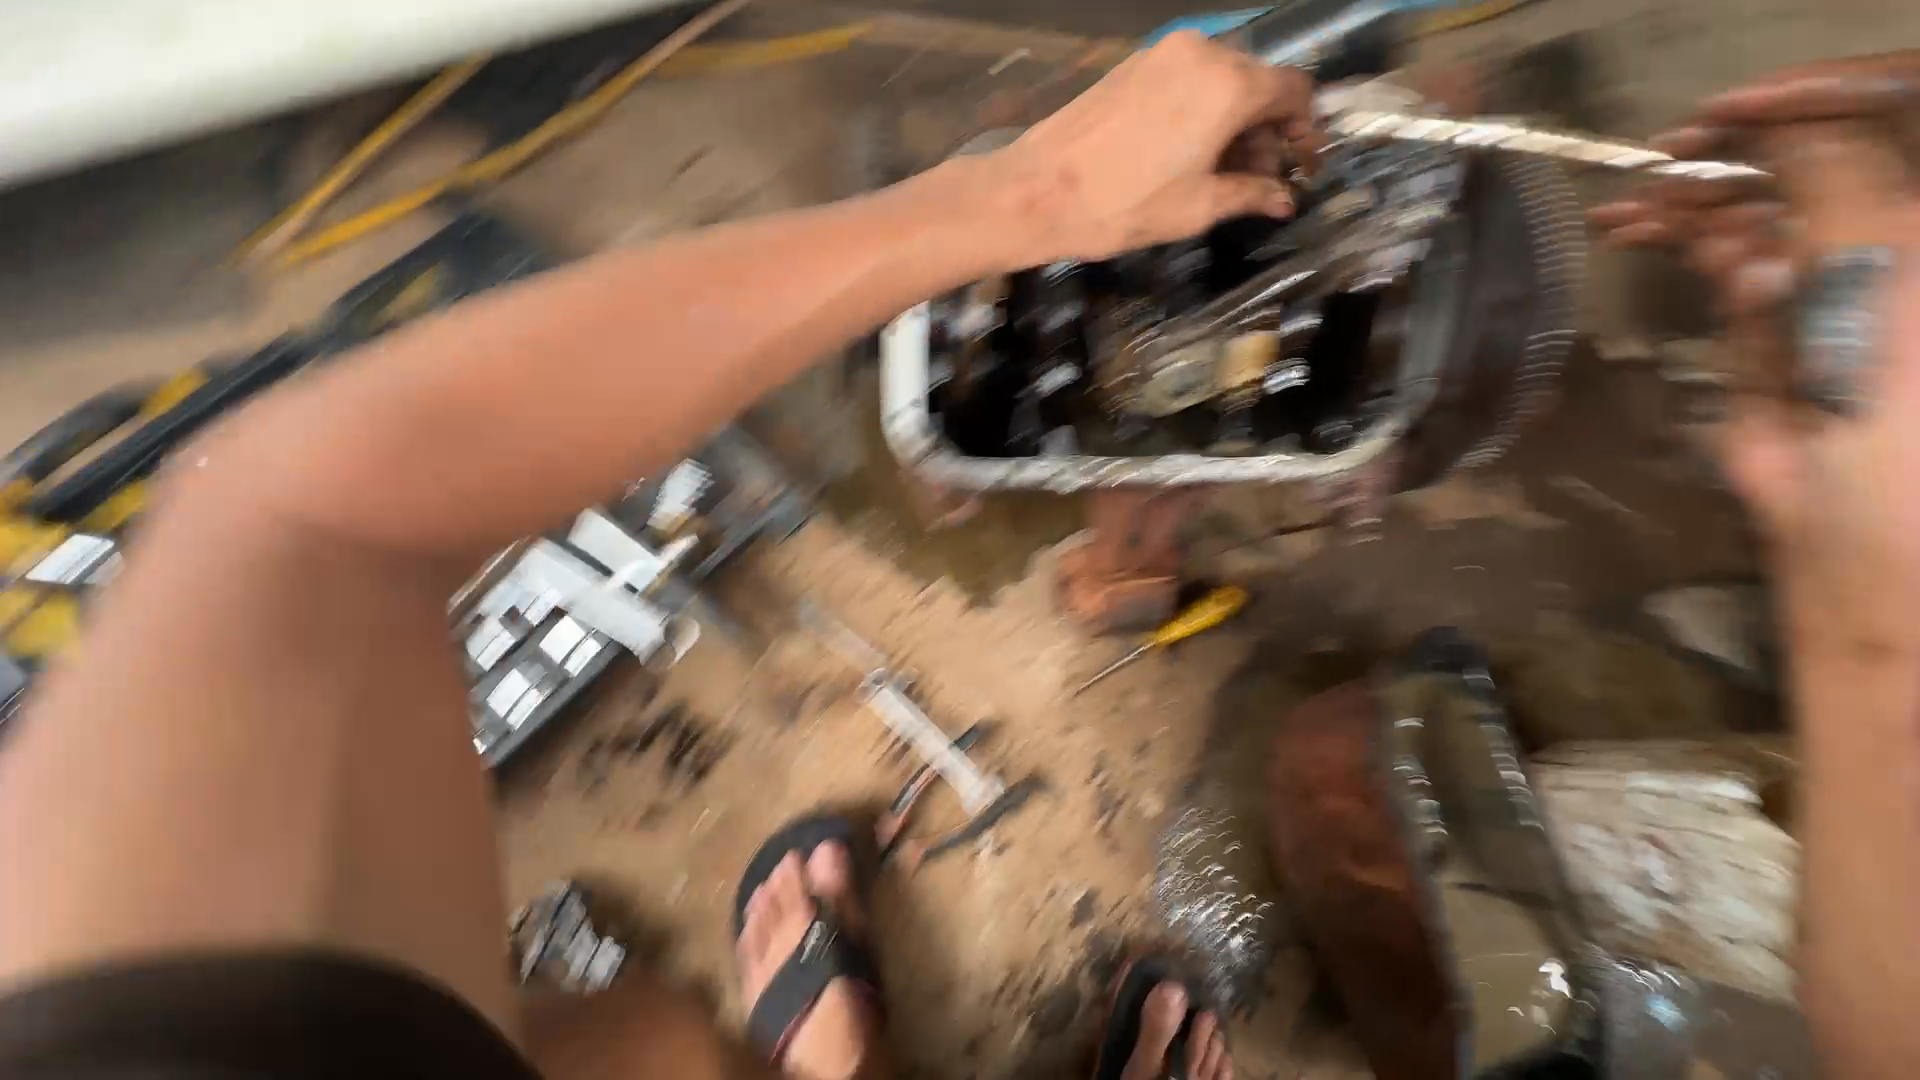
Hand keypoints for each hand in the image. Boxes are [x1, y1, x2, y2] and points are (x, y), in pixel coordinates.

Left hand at [981, 31, 1313, 262]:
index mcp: (1229, 83)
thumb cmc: (1122, 206)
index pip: (1294, 92)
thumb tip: (1283, 198)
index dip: (1304, 132)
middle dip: (1265, 133)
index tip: (1300, 167)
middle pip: (1257, 85)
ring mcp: (1163, 54)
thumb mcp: (1196, 209)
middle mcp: (1202, 53)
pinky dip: (1200, 112)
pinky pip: (1186, 82)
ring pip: (1220, 83)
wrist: (1037, 192)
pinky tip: (1186, 154)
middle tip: (1257, 183)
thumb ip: (1249, 195)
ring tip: (1220, 176)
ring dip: (1232, 125)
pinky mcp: (1133, 66)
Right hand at [1590, 54, 1919, 652]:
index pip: (1907, 105)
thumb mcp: (1881, 255)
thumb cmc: (1898, 371)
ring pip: (1761, 206)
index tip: (1742, 107)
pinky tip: (1643, 239)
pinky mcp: (1774, 312)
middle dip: (1742, 148)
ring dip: (1691, 201)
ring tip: (1627, 209)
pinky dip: (1687, 247)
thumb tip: (1773, 117)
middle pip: (1824, 154)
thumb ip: (1835, 174)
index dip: (1829, 93)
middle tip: (1669, 153)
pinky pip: (1727, 258)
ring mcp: (1836, 265)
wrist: (1852, 492)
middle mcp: (1897, 223)